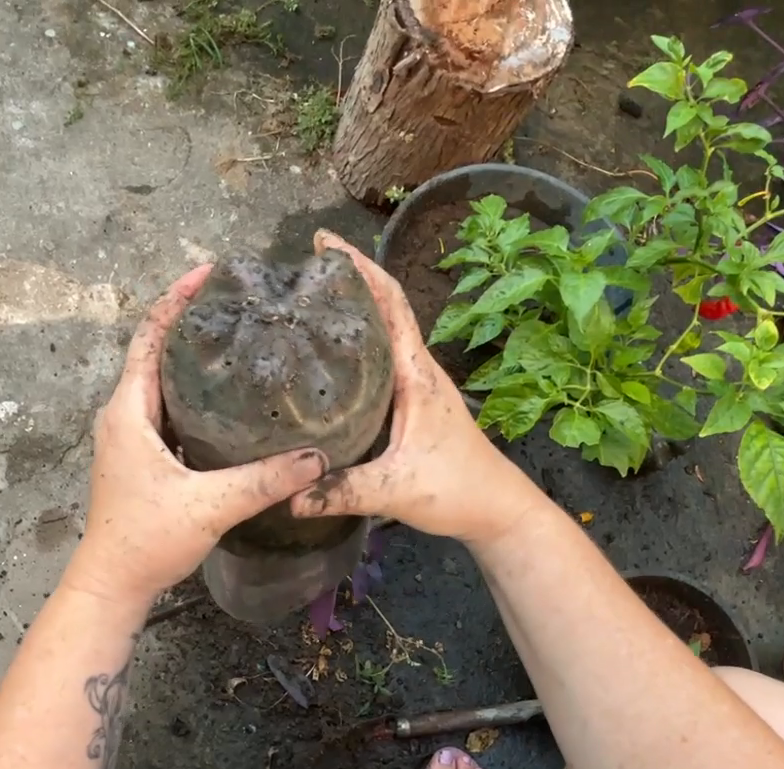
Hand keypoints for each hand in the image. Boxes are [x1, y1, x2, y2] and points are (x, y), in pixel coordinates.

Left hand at [66, 264, 329, 607]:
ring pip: (162, 382)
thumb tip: (317, 458)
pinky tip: (228, 399)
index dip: (176, 300)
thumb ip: (263, 482)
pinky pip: (168, 409)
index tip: (209, 272)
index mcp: (129, 411)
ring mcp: (130, 437)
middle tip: (236, 303)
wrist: (112, 583)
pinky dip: (194, 392)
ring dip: (192, 358)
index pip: (149, 338)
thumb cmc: (146, 540)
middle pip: (155, 352)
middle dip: (190, 322)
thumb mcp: (209, 506)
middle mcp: (124, 415)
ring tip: (237, 339)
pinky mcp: (142, 456)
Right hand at [288, 231, 545, 544]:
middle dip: (347, 283)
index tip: (324, 244)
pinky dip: (355, 349)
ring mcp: (417, 386)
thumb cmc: (457, 489)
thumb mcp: (395, 489)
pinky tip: (328, 362)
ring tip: (306, 308)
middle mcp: (417, 370)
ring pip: (381, 336)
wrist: (497, 509)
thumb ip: (341, 491)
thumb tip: (286, 496)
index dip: (360, 267)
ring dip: (352, 314)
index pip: (390, 303)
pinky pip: (379, 363)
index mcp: (416, 374)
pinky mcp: (412, 406)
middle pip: (383, 310)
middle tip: (300, 276)